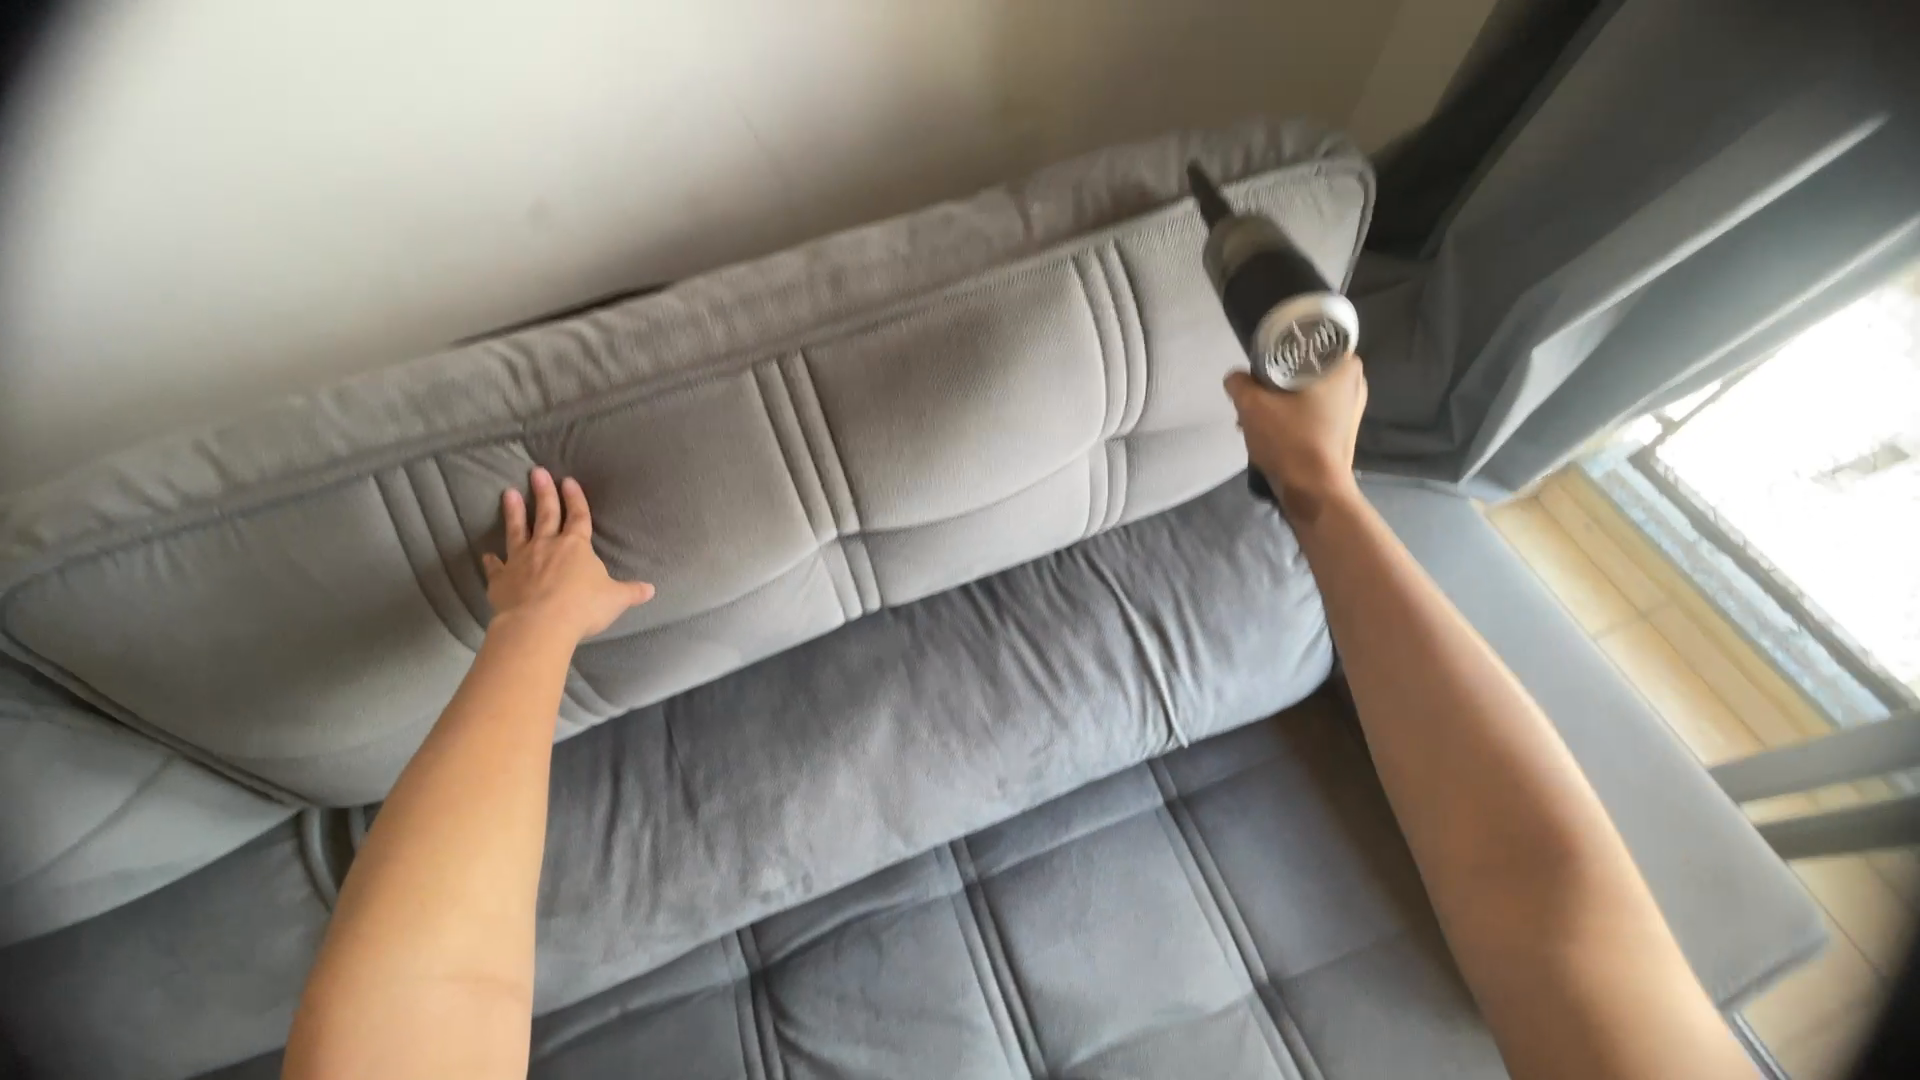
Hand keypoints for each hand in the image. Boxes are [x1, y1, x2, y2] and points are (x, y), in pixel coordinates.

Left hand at [482, 467, 654, 643]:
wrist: (539, 624)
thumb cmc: (582, 607)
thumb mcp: (615, 599)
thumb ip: (631, 591)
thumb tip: (650, 589)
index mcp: (576, 546)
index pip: (578, 515)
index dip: (575, 498)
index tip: (568, 480)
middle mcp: (547, 546)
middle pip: (546, 514)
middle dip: (543, 492)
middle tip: (536, 472)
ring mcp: (520, 560)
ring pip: (517, 530)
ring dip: (513, 512)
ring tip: (508, 493)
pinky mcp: (501, 578)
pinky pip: (495, 566)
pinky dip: (491, 561)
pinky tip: (486, 555)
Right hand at [1224, 354, 1366, 520]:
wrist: (1314, 491)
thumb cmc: (1290, 440)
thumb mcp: (1252, 406)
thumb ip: (1239, 383)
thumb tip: (1235, 377)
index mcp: (1343, 365)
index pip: (1307, 341)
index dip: (1279, 350)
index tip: (1259, 366)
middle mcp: (1354, 381)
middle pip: (1304, 368)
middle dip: (1275, 381)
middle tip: (1252, 395)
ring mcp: (1352, 407)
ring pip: (1306, 390)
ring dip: (1280, 400)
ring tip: (1255, 418)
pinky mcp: (1343, 429)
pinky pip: (1313, 410)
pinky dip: (1292, 415)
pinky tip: (1271, 431)